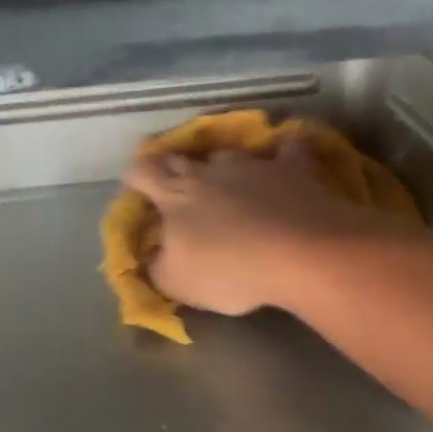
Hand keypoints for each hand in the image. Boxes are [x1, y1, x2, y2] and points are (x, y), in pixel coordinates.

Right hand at [122, 138, 385, 316]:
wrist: (299, 252)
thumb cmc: (229, 269)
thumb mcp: (179, 282)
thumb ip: (158, 267)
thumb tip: (150, 257)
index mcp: (176, 196)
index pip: (144, 175)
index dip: (135, 175)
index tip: (133, 180)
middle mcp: (209, 172)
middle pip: (182, 159)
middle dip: (173, 163)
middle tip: (172, 172)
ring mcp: (252, 165)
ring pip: (229, 154)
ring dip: (224, 163)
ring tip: (227, 173)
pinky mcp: (293, 168)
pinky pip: (289, 149)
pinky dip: (285, 151)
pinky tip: (289, 154)